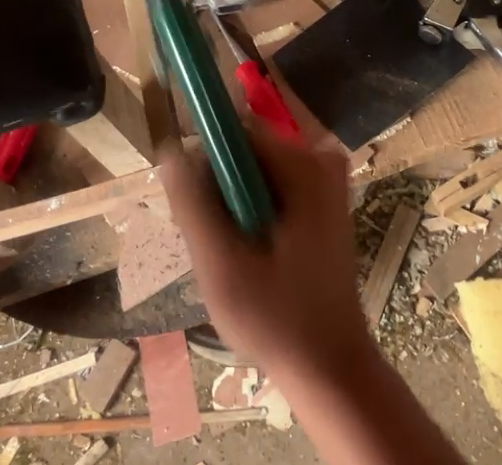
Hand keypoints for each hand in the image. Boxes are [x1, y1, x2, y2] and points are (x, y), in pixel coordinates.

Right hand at [160, 128, 375, 383]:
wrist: (331, 368)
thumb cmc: (277, 320)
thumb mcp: (222, 266)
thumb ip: (193, 204)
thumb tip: (170, 150)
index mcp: (305, 168)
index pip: (236, 132)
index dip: (206, 162)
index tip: (196, 209)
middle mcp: (321, 163)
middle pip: (246, 151)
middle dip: (220, 190)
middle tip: (214, 245)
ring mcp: (326, 184)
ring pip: (254, 172)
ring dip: (232, 207)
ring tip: (233, 258)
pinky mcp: (324, 204)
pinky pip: (271, 189)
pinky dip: (251, 215)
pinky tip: (251, 258)